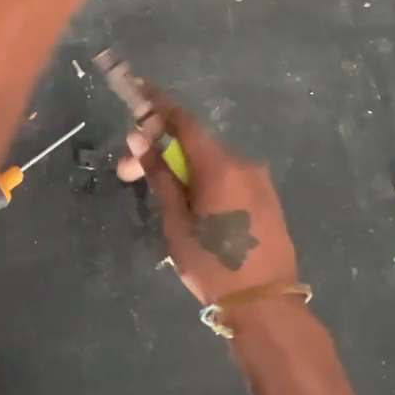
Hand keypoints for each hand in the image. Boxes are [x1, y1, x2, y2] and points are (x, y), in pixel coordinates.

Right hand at [121, 102, 296, 306]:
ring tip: (158, 194)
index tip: (136, 89)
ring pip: (210, 160)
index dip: (157, 104)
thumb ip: (160, 176)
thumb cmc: (212, 265)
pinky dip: (203, 178)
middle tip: (127, 173)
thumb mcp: (176, 221)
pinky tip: (188, 202)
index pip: (183, 120)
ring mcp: (258, 180)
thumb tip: (140, 140)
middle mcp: (242, 163)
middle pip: (194, 142)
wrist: (266, 306)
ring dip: (181, 166)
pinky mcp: (265, 198)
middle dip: (160, 149)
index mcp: (219, 165)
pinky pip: (227, 175)